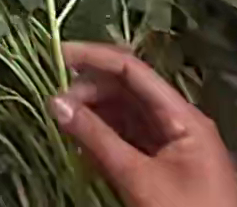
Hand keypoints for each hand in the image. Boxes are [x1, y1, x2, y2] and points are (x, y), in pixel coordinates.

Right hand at [50, 42, 236, 206]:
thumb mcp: (139, 180)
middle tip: (58, 105)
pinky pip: (127, 138)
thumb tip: (55, 102)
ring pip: (123, 113)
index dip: (93, 57)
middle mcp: (177, 122)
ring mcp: (171, 146)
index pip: (130, 68)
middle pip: (125, 88)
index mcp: (182, 116)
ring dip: (93, 114)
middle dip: (89, 90)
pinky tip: (82, 147)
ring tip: (65, 125)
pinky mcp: (163, 168)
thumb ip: (97, 138)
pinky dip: (103, 137)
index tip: (57, 56)